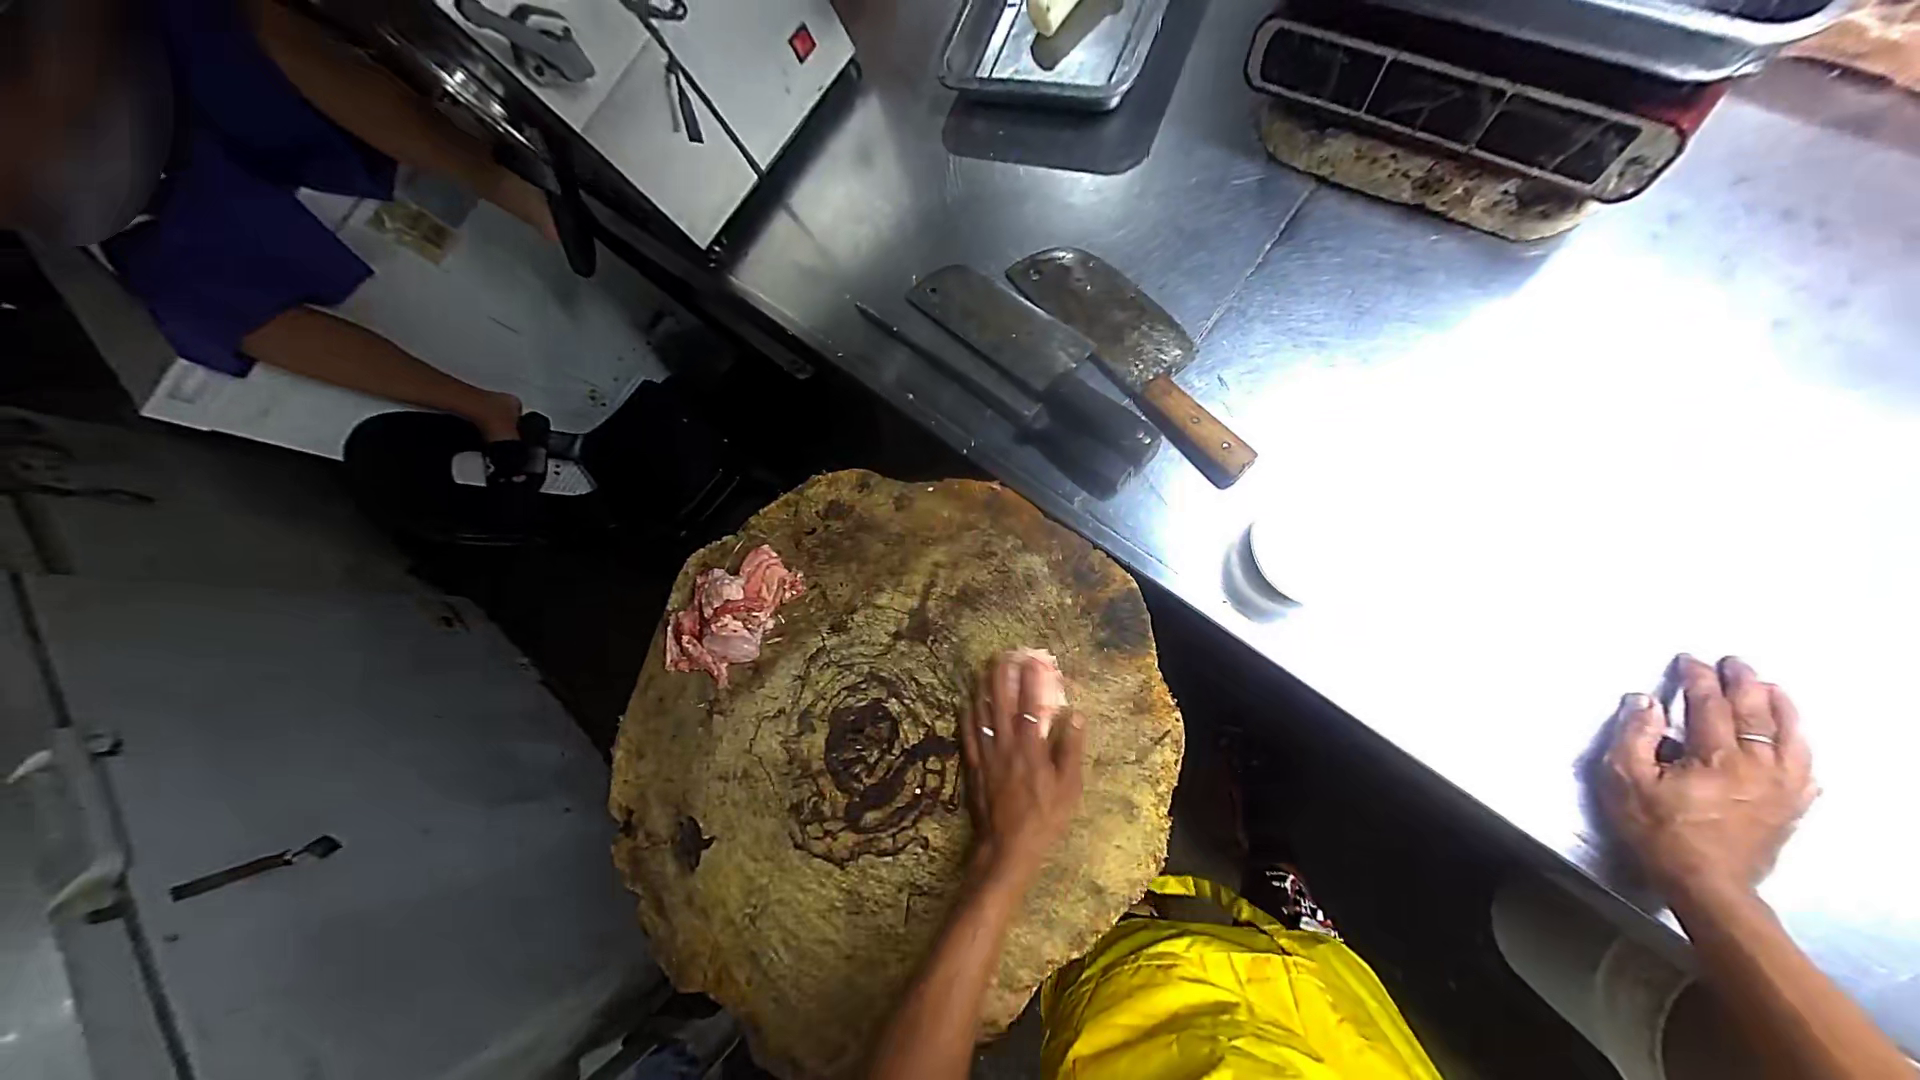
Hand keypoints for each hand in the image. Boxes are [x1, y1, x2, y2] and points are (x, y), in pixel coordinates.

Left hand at [958, 650, 1085, 892]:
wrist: (1006, 848)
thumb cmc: (1044, 819)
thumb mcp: (1069, 788)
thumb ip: (1071, 749)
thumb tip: (1077, 716)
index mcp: (1031, 747)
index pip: (1032, 704)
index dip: (1032, 679)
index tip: (1034, 659)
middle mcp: (1006, 744)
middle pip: (1001, 702)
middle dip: (1002, 676)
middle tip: (1003, 655)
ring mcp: (986, 754)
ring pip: (982, 713)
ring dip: (984, 688)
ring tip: (984, 669)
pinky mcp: (973, 766)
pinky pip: (968, 734)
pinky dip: (967, 715)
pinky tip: (966, 702)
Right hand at [1602, 655, 1817, 900]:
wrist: (1705, 880)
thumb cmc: (1655, 826)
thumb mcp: (1625, 778)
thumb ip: (1634, 735)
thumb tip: (1644, 700)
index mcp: (1717, 757)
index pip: (1709, 706)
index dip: (1698, 680)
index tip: (1690, 660)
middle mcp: (1760, 767)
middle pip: (1756, 715)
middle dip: (1743, 684)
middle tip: (1735, 662)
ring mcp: (1784, 787)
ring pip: (1790, 737)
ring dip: (1780, 707)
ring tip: (1770, 687)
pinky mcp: (1792, 805)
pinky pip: (1804, 765)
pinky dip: (1798, 742)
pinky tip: (1793, 735)